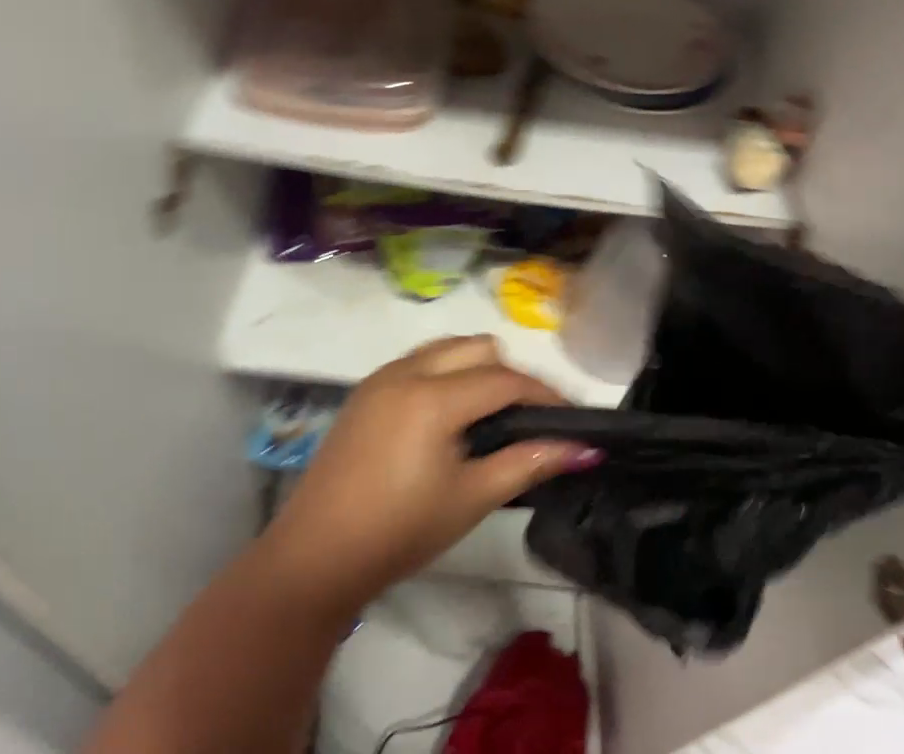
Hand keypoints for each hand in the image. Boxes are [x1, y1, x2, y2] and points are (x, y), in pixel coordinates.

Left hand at [260, 336, 599, 610]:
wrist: (317, 555)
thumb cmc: (401, 530)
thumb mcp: (472, 498)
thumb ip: (529, 463)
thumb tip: (586, 449)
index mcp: (432, 396)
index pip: (505, 379)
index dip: (545, 395)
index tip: (572, 419)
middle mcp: (405, 372)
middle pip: (477, 348)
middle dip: (510, 376)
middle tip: (528, 421)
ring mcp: (379, 380)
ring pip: (445, 350)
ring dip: (475, 370)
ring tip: (490, 419)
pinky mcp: (363, 394)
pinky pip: (417, 364)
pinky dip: (444, 377)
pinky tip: (448, 422)